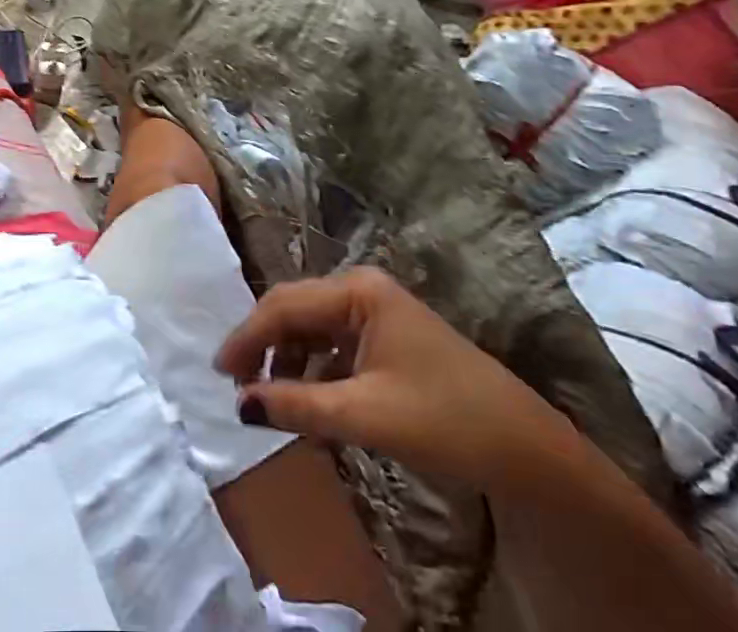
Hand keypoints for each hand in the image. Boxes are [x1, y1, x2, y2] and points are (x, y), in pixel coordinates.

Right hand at [214, 267, 580, 490]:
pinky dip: (314, 373)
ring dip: (288, 363)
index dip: (246, 338)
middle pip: (295, 311)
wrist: (521, 445)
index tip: (217, 373)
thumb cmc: (443, 419)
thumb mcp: (363, 414)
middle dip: (263, 347)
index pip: (283, 305)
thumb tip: (239, 404)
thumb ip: (297, 405)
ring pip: (313, 331)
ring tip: (269, 402)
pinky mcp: (387, 340)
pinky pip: (334, 348)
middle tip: (236, 388)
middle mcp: (363, 292)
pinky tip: (307, 404)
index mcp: (358, 292)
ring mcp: (377, 314)